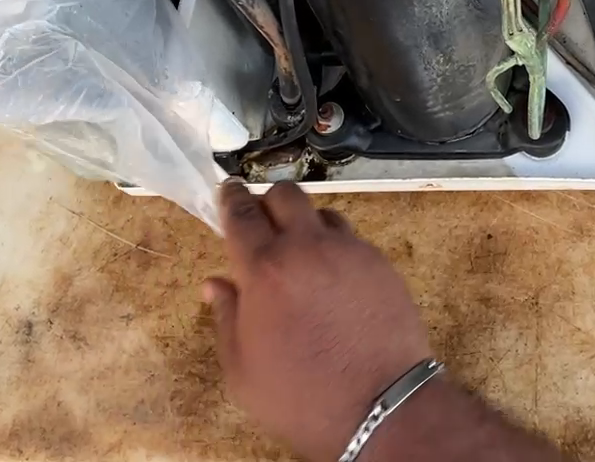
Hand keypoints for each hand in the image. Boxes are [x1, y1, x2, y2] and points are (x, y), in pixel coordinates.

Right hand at [203, 181, 431, 460]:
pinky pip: (350, 238)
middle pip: (285, 193)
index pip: (242, 213)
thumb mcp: (244, 371)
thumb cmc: (300, 395)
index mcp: (265, 268)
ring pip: (320, 212)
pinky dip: (335, 248)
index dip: (231, 197)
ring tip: (302, 256)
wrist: (379, 405)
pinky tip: (335, 279)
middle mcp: (306, 245)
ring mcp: (347, 247)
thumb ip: (227, 317)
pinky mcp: (377, 258)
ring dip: (306, 225)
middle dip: (269, 201)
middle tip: (264, 225)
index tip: (228, 191)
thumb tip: (215, 283)